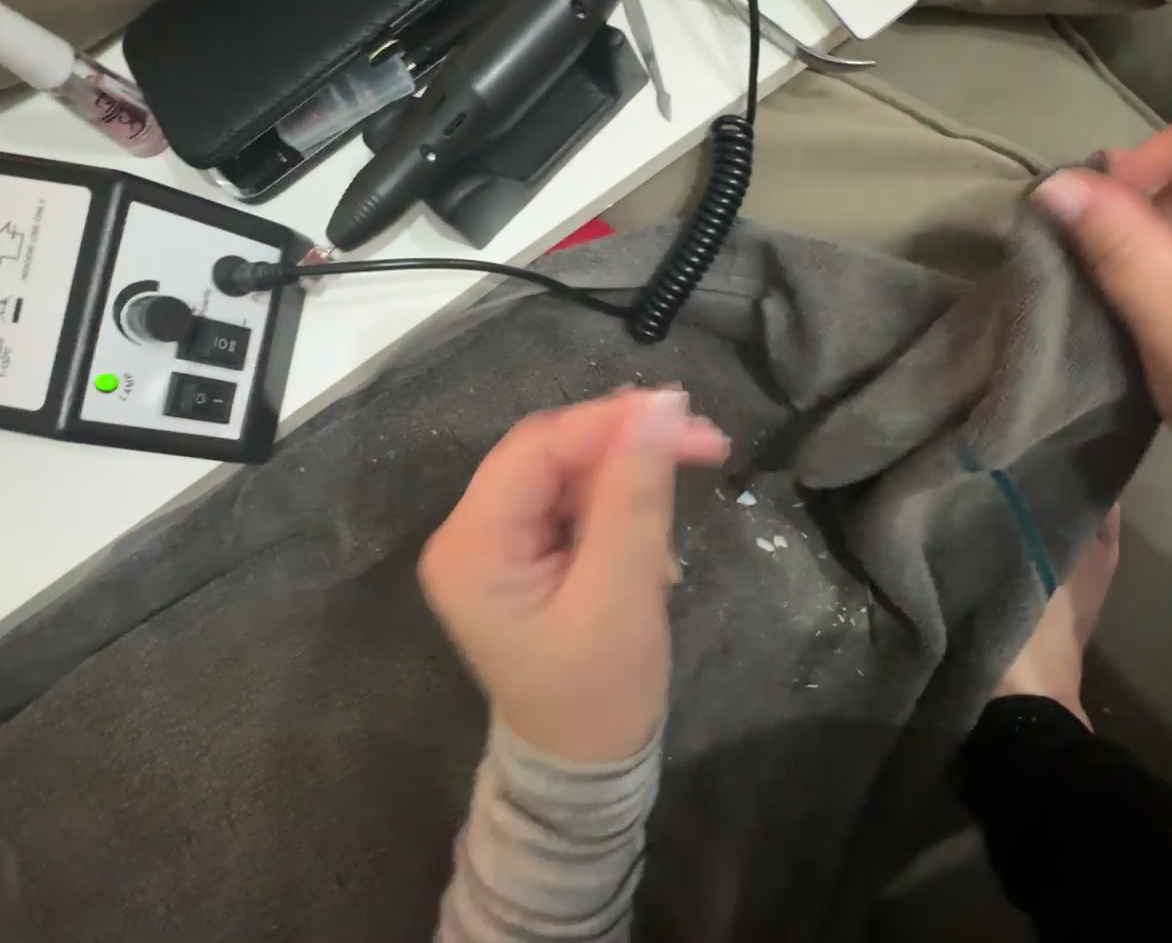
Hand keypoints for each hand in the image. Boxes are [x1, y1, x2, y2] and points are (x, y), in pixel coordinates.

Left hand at [420, 389, 730, 762]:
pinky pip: (572, 502)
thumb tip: (661, 406)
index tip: (683, 412)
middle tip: (703, 442)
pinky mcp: (521, 550)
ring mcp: (493, 541)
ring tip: (674, 526)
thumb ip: (636, 496)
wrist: (583, 765)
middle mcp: (468, 533)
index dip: (609, 421)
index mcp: (472, 547)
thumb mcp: (623, 594)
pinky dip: (618, 509)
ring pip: (567, 473)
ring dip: (629, 480)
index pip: (537, 449)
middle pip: (550, 454)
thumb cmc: (599, 695)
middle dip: (626, 445)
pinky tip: (651, 544)